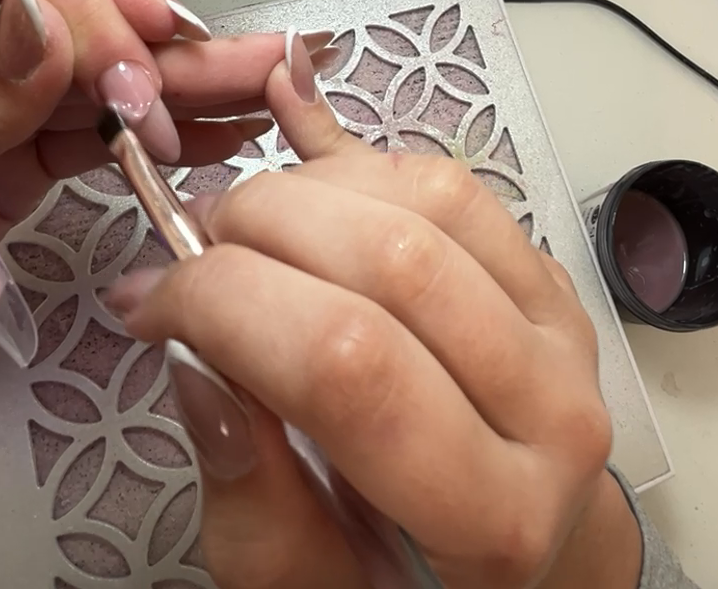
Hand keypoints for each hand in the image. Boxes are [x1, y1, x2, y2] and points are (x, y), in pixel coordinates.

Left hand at [0, 0, 297, 532]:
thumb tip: (49, 22)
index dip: (95, 6)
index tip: (167, 36)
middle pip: (75, 33)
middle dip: (171, 57)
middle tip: (260, 63)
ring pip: (96, 88)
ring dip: (181, 97)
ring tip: (264, 97)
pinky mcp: (0, 159)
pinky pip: (91, 139)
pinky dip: (153, 145)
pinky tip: (216, 138)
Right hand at [109, 35, 642, 588]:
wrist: (537, 545)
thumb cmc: (418, 575)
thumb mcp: (311, 584)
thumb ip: (249, 496)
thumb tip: (196, 356)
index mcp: (491, 514)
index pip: (350, 365)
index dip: (231, 304)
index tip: (155, 298)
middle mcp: (549, 406)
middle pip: (395, 262)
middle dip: (264, 225)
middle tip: (196, 241)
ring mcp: (563, 327)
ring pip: (433, 200)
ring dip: (318, 186)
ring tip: (254, 216)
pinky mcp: (555, 278)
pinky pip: (459, 188)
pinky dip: (373, 170)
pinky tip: (318, 194)